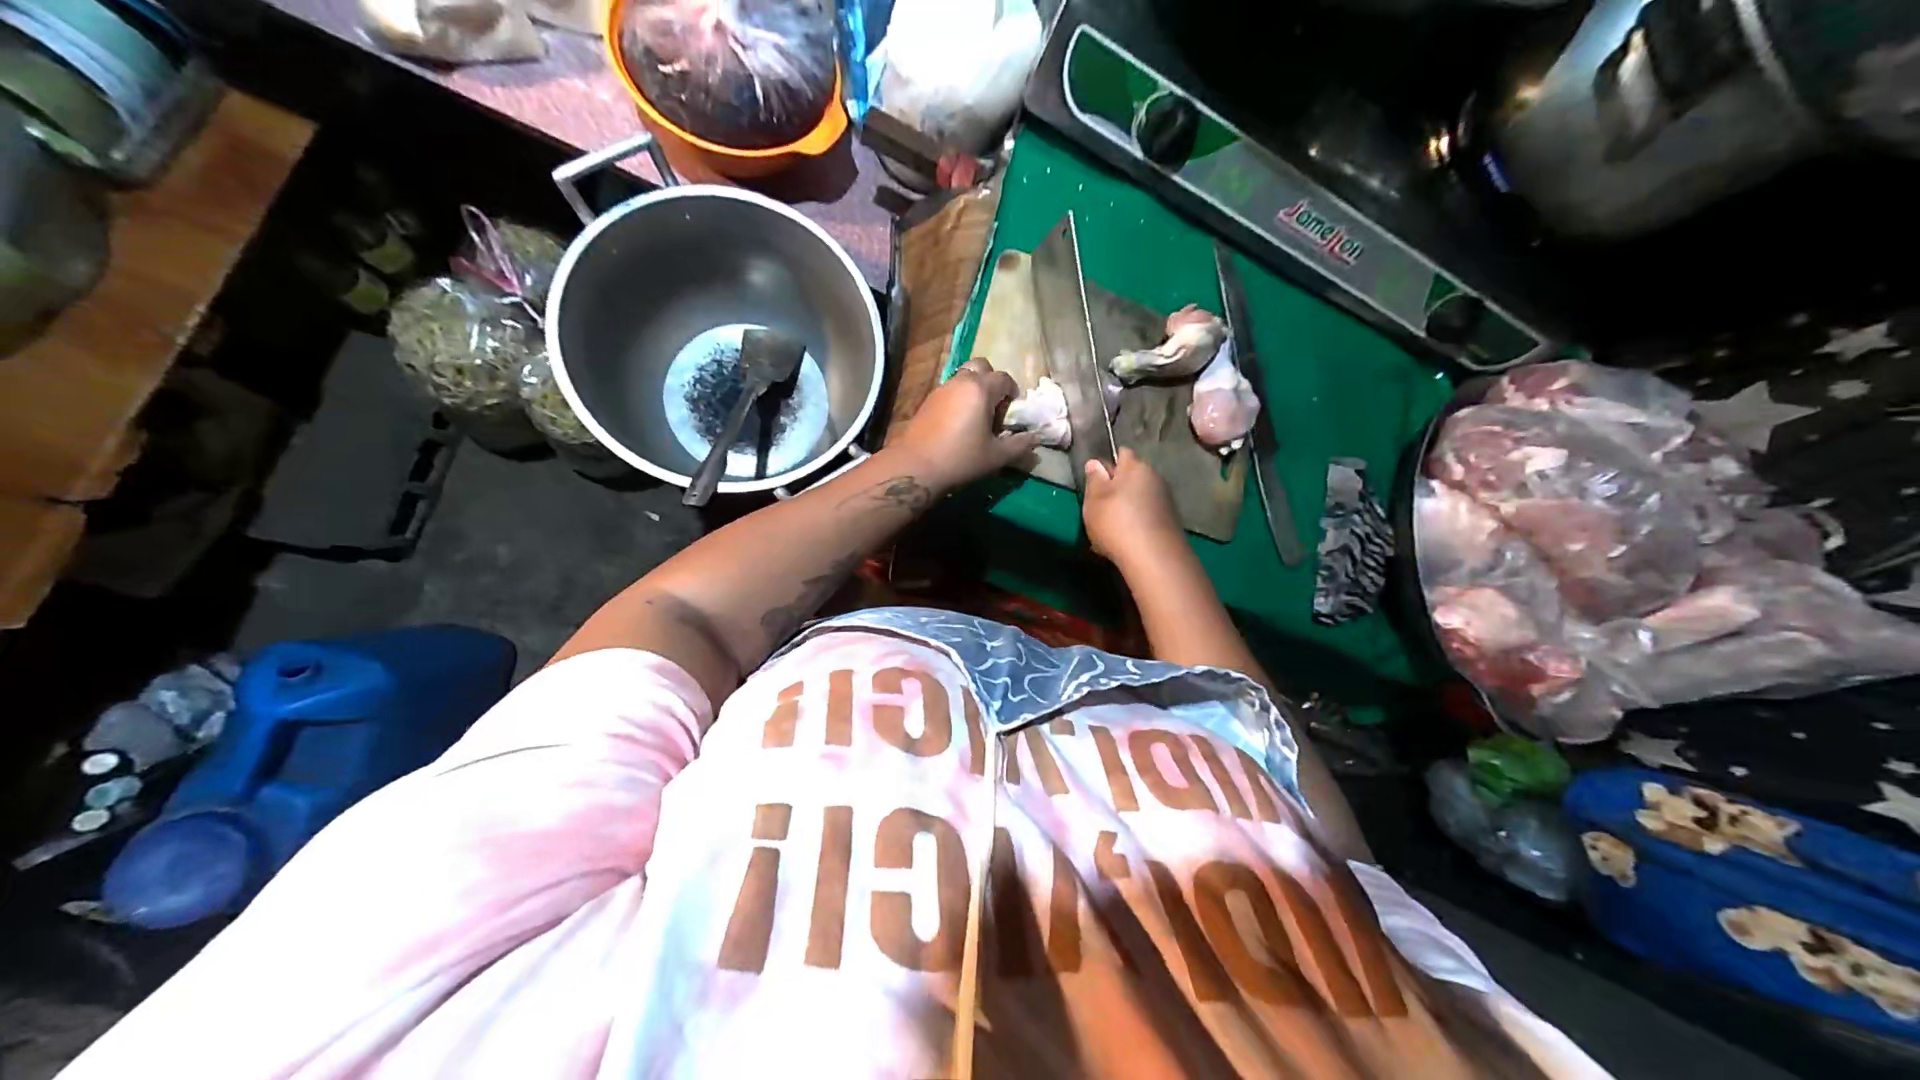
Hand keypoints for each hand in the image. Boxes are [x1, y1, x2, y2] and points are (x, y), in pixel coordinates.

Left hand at [894, 359, 1042, 491]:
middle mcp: (961, 381)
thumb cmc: (961, 459)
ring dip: (974, 388)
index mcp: (981, 389)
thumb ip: (1019, 445)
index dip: (1012, 394)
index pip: (1004, 378)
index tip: (1010, 414)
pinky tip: (958, 422)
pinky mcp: (927, 400)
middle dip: (991, 381)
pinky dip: (958, 397)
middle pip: (981, 366)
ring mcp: (941, 389)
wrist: (916, 466)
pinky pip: (949, 389)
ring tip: (976, 416)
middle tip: (993, 406)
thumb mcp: (997, 456)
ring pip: (963, 376)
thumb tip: (1035, 438)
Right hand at [1082, 448, 1183, 564]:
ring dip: (1128, 506)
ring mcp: (1166, 500)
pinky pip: (1148, 515)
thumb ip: (1094, 479)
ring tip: (1112, 526)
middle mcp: (1155, 478)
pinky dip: (1137, 522)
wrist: (1154, 558)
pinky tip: (1127, 538)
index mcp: (1136, 466)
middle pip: (1133, 476)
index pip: (1122, 453)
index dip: (1108, 463)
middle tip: (1100, 505)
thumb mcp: (1094, 500)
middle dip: (1118, 486)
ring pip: (1140, 497)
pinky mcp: (1170, 521)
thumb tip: (1097, 462)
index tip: (1096, 479)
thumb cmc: (1117, 522)